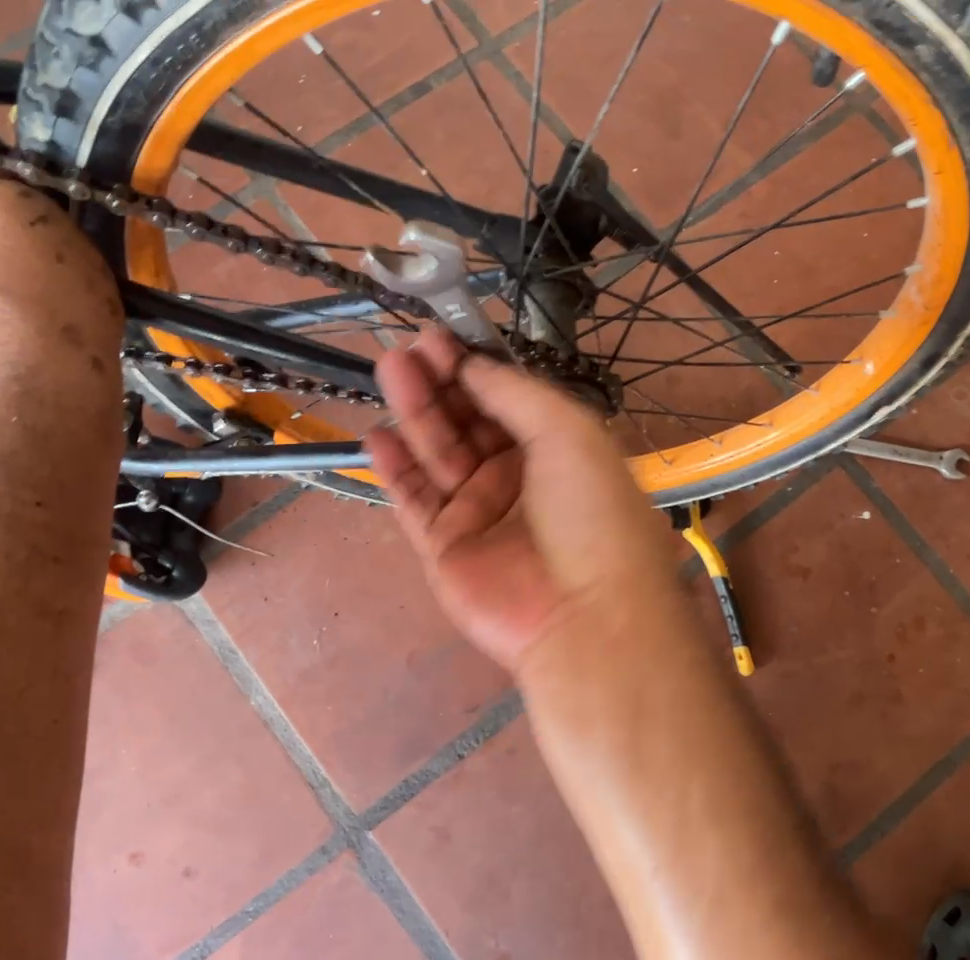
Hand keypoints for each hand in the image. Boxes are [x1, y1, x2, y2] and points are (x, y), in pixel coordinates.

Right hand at [364, 329, 682, 672]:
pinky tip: (378, 434)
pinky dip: (396, 469)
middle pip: (468, 422)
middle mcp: (519, 479)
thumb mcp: (569, 433)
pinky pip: (415, 502)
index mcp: (558, 451)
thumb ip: (515, 394)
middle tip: (409, 347)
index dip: (476, 368)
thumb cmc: (591, 512)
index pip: (507, 401)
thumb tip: (475, 364)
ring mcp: (481, 515)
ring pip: (438, 455)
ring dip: (415, 412)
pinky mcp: (447, 549)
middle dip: (440, 383)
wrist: (585, 614)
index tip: (443, 336)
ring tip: (390, 368)